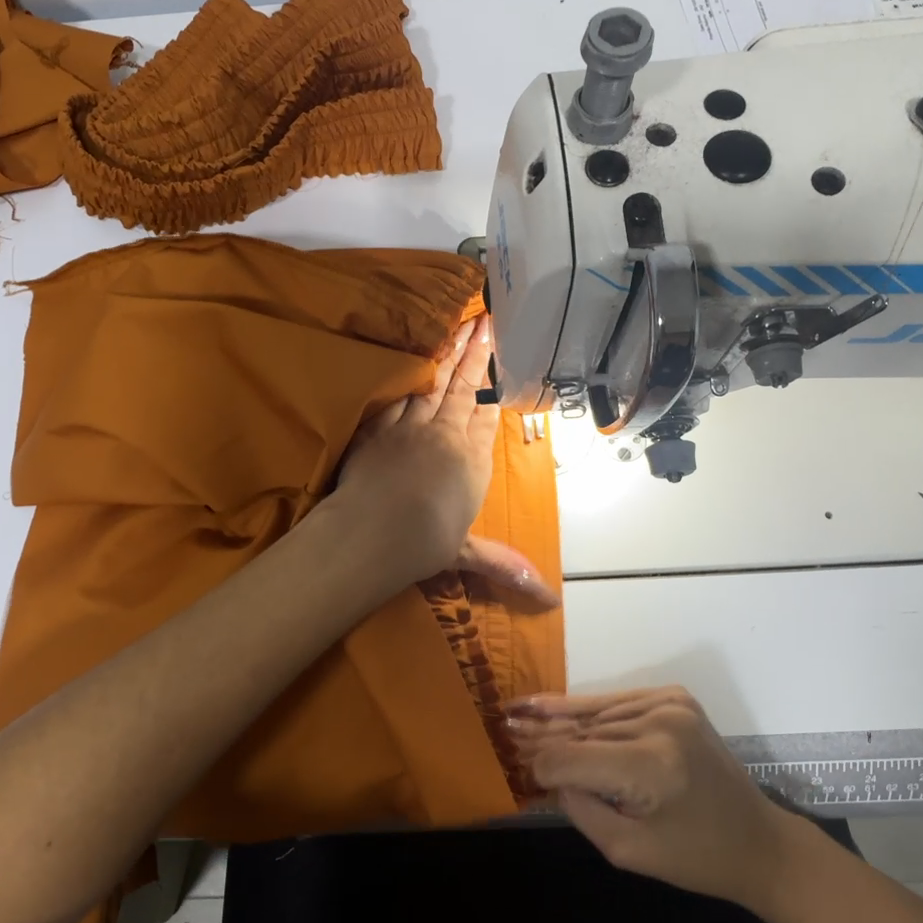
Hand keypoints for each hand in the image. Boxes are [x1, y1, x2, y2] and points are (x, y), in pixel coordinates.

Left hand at [328, 318, 555, 605]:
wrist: (373, 530)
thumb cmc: (424, 543)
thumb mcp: (465, 554)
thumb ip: (502, 565)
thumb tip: (550, 600)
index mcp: (472, 459)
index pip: (486, 415)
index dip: (493, 386)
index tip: (499, 359)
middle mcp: (445, 434)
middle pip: (463, 386)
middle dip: (475, 353)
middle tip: (483, 321)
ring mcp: (410, 425)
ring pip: (432, 382)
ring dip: (445, 354)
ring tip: (457, 328)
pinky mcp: (378, 426)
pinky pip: (397, 395)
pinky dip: (406, 378)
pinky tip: (409, 367)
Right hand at [508, 686, 789, 906]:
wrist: (759, 840)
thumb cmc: (695, 857)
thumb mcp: (628, 850)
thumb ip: (580, 809)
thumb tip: (545, 774)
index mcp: (651, 765)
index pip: (572, 758)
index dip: (542, 767)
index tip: (518, 775)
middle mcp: (660, 722)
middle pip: (582, 731)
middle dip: (543, 738)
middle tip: (503, 731)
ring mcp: (669, 704)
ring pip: (595, 713)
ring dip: (559, 720)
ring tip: (516, 713)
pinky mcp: (675, 697)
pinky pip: (616, 703)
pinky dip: (587, 710)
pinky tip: (550, 704)